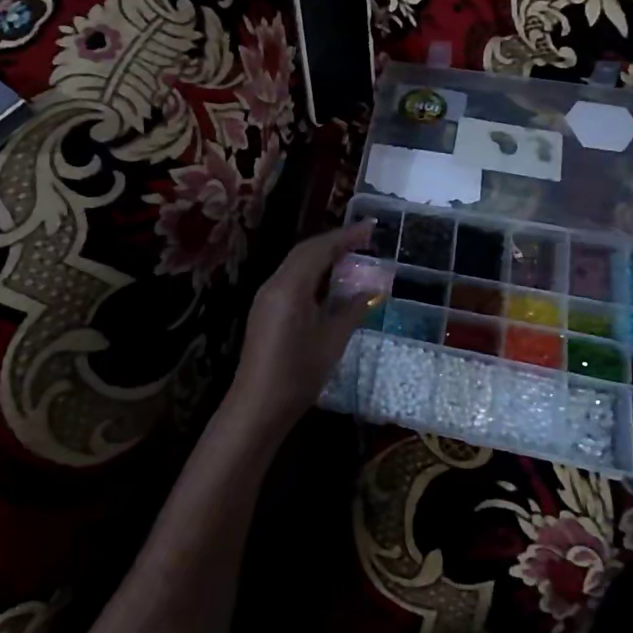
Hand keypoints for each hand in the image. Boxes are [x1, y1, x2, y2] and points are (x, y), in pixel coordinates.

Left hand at [226, 220, 382, 428]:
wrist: (259, 405)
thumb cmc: (298, 373)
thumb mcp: (332, 340)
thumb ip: (353, 310)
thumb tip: (373, 290)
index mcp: (289, 287)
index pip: (318, 249)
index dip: (345, 236)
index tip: (371, 227)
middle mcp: (274, 285)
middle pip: (304, 253)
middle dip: (334, 243)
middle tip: (365, 240)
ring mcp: (266, 298)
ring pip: (296, 266)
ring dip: (322, 258)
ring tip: (352, 258)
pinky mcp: (264, 312)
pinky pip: (290, 281)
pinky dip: (312, 275)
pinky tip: (330, 284)